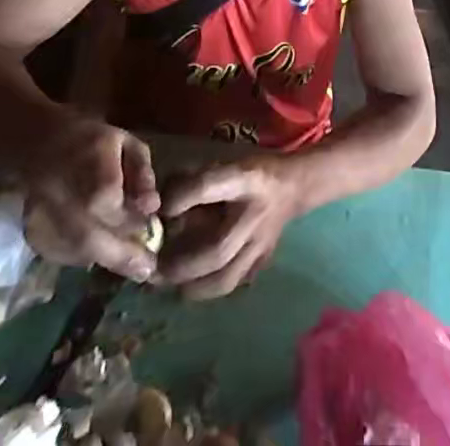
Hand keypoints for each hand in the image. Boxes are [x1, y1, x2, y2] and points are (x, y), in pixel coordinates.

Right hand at [18, 110, 161, 280]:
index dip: (130, 222)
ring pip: (75, 251)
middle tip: (146, 270)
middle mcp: (62, 195)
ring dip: (105, 260)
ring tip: (130, 263)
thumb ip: (143, 174)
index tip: (153, 236)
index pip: (107, 203)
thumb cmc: (93, 142)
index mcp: (89, 166)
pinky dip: (84, 258)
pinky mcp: (30, 232)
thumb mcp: (128, 145)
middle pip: (88, 237)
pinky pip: (60, 254)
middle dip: (121, 257)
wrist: (40, 144)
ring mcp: (40, 217)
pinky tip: (101, 253)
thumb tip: (153, 207)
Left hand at [154, 157, 304, 299]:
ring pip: (226, 278)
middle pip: (217, 250)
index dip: (181, 198)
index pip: (210, 187)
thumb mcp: (223, 162)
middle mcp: (255, 215)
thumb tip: (156, 207)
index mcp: (245, 180)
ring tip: (170, 282)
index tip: (161, 209)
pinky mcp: (263, 261)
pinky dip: (209, 288)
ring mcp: (262, 243)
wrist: (294, 186)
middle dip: (180, 265)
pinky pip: (234, 283)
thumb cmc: (252, 170)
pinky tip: (194, 281)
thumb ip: (190, 182)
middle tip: (154, 268)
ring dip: (192, 286)